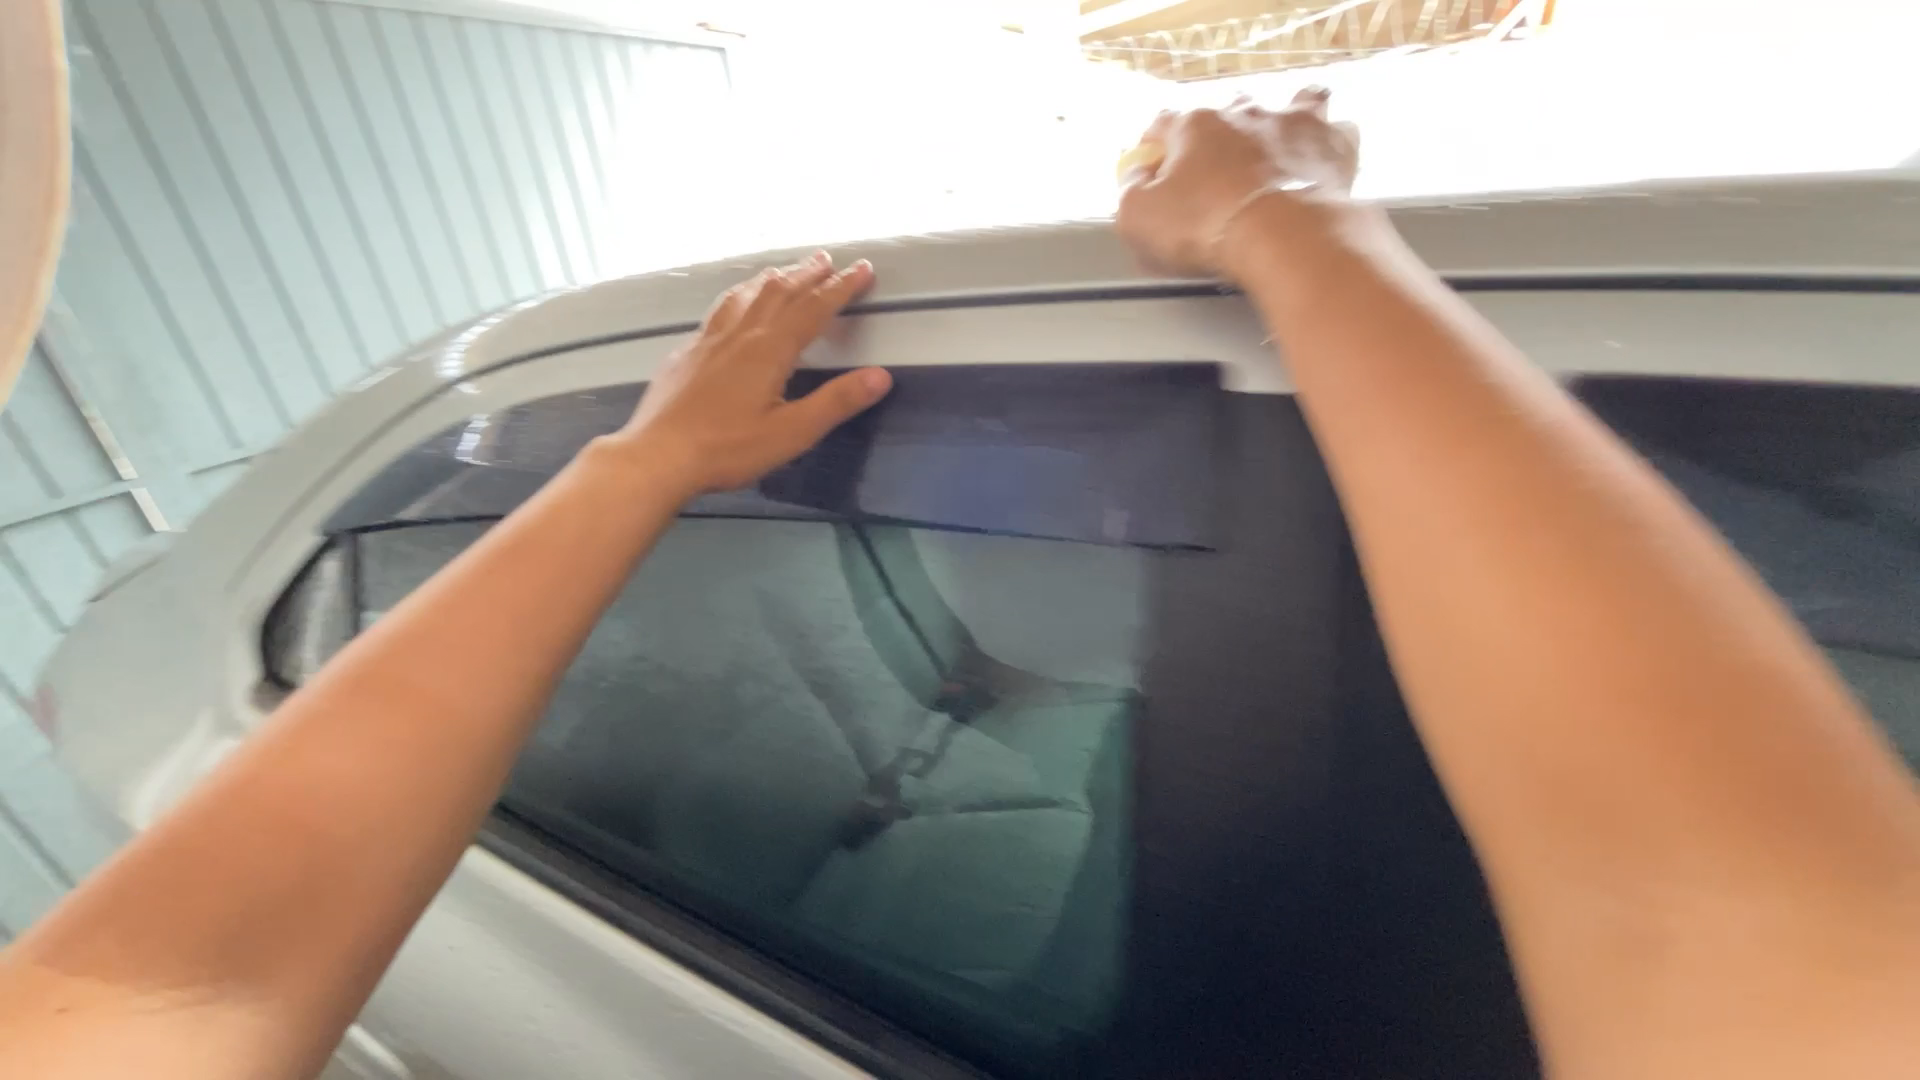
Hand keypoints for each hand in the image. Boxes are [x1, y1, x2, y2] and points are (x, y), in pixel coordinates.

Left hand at [610, 253, 891, 495]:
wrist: (658, 456)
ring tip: (786, 269)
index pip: (813, 308)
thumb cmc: (729, 449)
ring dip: (772, 278)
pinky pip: (720, 309)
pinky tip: (733, 304)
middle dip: (807, 273)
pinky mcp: (686, 352)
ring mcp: (708, 340)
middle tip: (828, 259)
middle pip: (779, 292)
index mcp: (769, 350)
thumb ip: (836, 402)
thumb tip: (880, 376)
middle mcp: (739, 334)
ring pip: (745, 294)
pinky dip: (739, 294)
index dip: (840, 287)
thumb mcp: (792, 432)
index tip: (862, 269)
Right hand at [1116, 87, 1362, 280]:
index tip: (1151, 176)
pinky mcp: (1334, 145)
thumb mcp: (1138, 218)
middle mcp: (1245, 112)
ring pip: (1290, 105)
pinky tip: (1316, 167)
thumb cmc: (1204, 226)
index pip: (1162, 125)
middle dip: (1218, 139)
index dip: (1153, 150)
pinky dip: (1325, 145)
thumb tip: (1136, 176)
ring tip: (1274, 157)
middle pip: (1226, 114)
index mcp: (1194, 125)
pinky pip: (1334, 132)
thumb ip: (1129, 192)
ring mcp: (1295, 122)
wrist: (1283, 238)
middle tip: (1213, 178)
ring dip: (1280, 126)